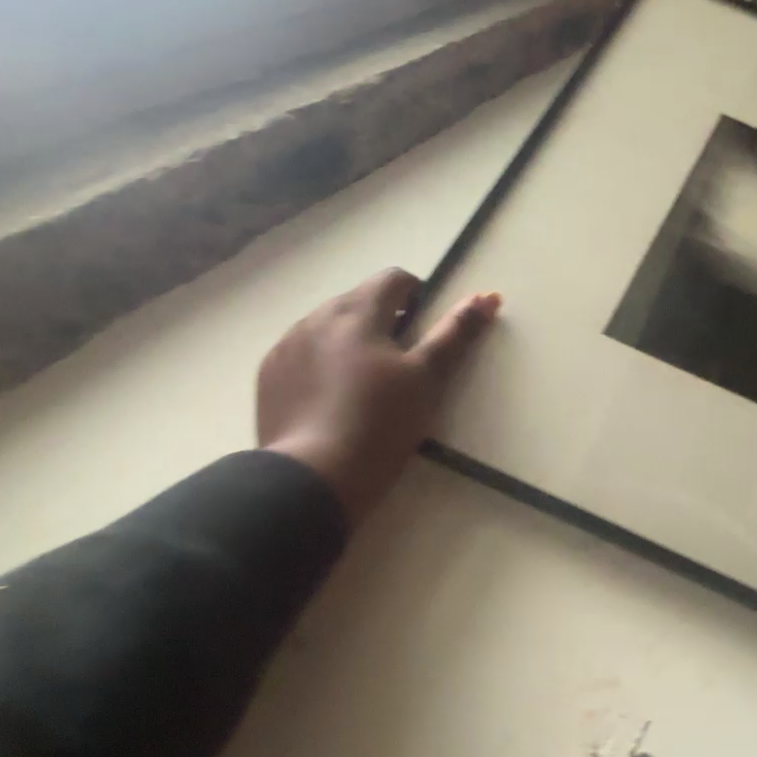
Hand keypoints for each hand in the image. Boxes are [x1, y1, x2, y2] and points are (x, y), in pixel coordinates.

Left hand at [256, 268, 499, 521]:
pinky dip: (322, 365)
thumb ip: (456, 333)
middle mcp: (316, 318)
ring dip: (351, 341)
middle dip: (384, 320)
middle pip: (359, 301)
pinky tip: (334, 402)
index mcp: (357, 311)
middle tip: (403, 365)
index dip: (417, 295)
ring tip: (367, 386)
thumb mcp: (428, 378)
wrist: (314, 478)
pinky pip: (302, 355)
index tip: (426, 329)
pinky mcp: (269, 377)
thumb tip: (487, 297)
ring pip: (328, 328)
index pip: (393, 279)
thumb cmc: (381, 423)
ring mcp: (287, 346)